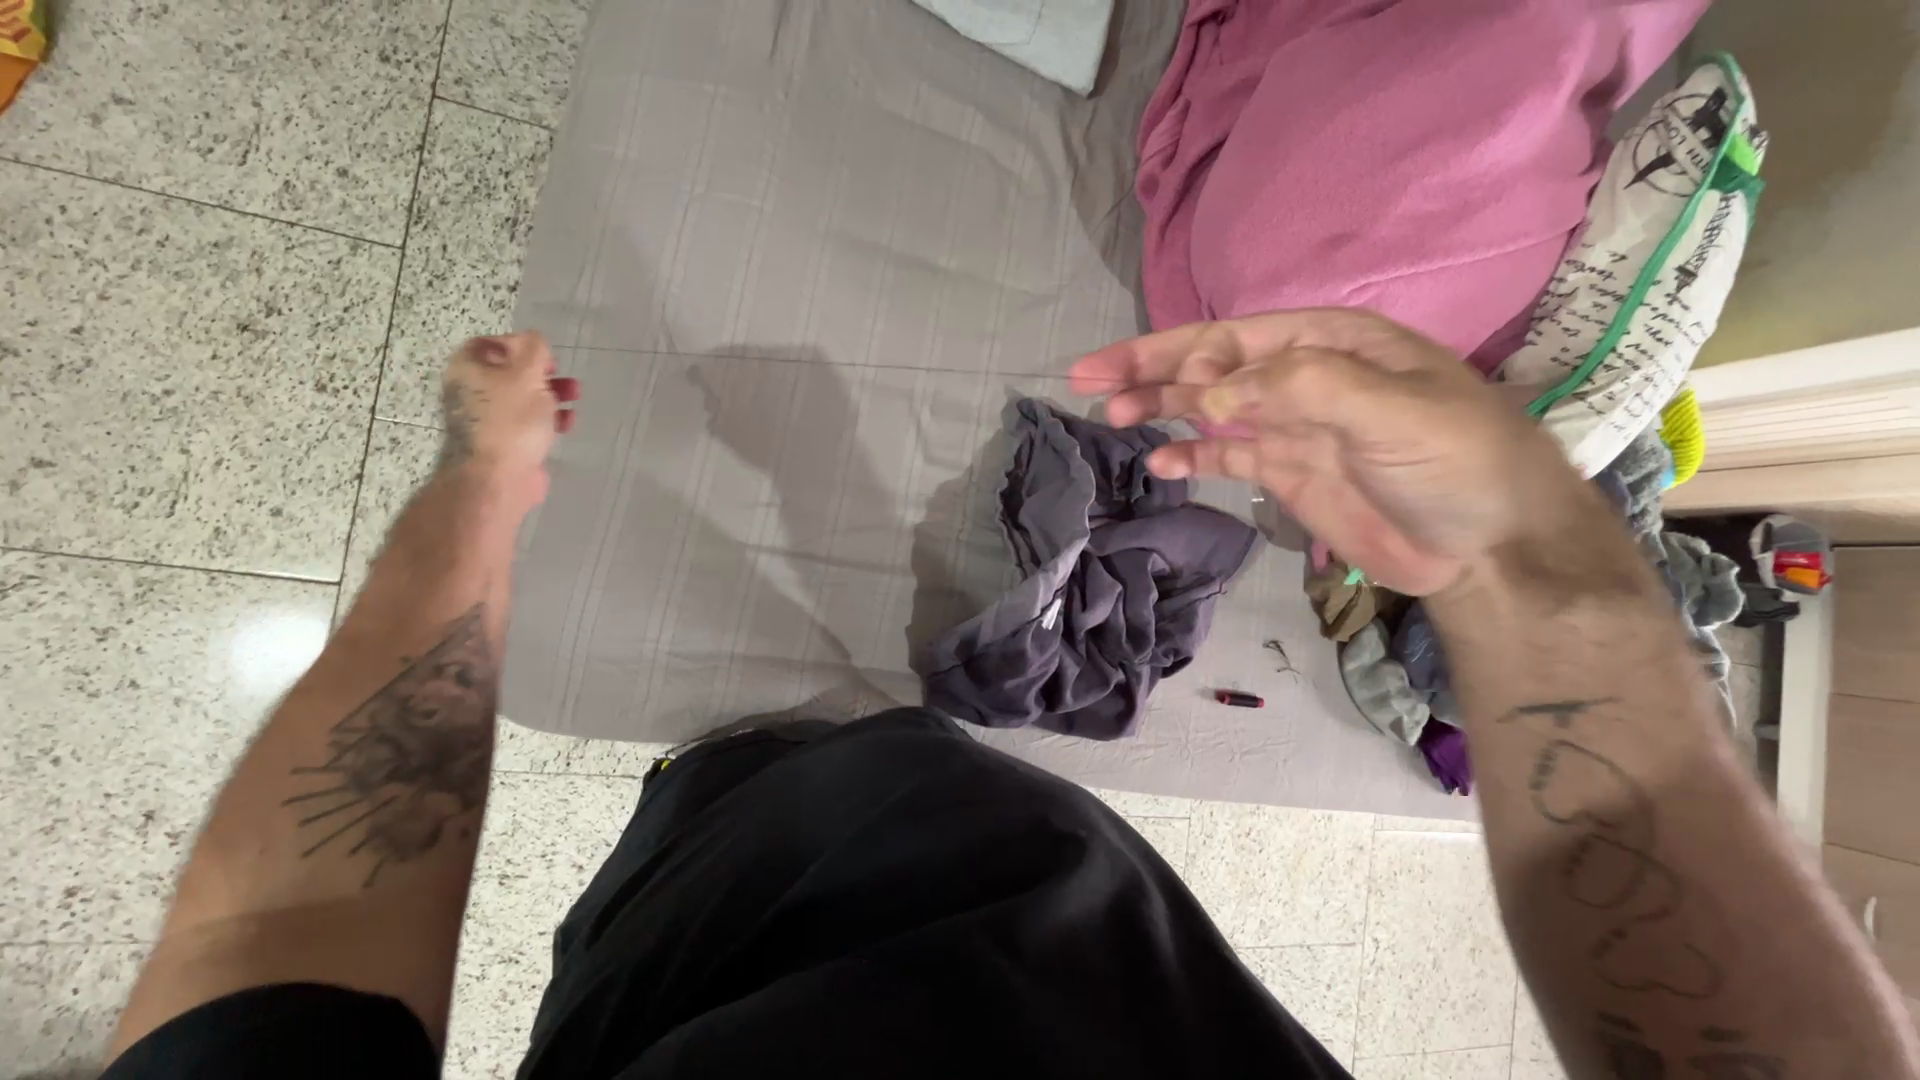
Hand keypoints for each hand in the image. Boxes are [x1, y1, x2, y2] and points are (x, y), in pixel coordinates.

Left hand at [438, 332, 579, 510]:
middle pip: (510, 372)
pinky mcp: (503, 442)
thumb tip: (534, 338)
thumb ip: (535, 350)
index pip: (489, 343)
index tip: (543, 356)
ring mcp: (486, 419)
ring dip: (551, 395)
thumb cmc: (511, 420)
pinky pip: (527, 423)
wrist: (497, 478)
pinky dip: (547, 420)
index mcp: (467, 369)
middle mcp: (470, 391)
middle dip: (543, 373)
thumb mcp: (528, 375)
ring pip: (522, 398)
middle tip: (562, 377)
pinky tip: (566, 424)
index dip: (519, 344)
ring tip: (574, 398)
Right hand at [1069, 308, 1594, 595]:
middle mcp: (1300, 378)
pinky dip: (1190, 456)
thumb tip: (1211, 392)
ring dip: (1160, 410)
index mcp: (1329, 343)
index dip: (1184, 352)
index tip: (1153, 386)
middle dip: (1148, 369)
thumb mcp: (1390, 408)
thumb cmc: (1455, 460)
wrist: (1488, 545)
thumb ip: (1301, 386)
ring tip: (1112, 418)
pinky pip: (1225, 457)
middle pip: (1209, 366)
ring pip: (1207, 410)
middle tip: (1086, 378)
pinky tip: (1160, 460)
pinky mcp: (1285, 473)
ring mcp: (1289, 427)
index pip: (1236, 337)